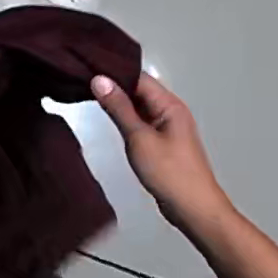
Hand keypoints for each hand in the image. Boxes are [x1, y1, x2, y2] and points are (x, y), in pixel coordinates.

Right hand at [92, 72, 229, 227]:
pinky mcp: (163, 142)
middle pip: (139, 89)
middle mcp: (170, 110)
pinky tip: (107, 115)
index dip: (114, 71)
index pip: (138, 76)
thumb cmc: (169, 172)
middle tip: (82, 78)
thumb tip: (99, 79)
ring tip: (88, 91)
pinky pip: (141, 121)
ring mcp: (167, 127)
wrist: (195, 211)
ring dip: (119, 101)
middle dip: (114, 85)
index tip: (87, 66)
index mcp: (169, 104)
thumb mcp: (139, 138)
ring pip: (139, 105)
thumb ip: (118, 108)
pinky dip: (126, 117)